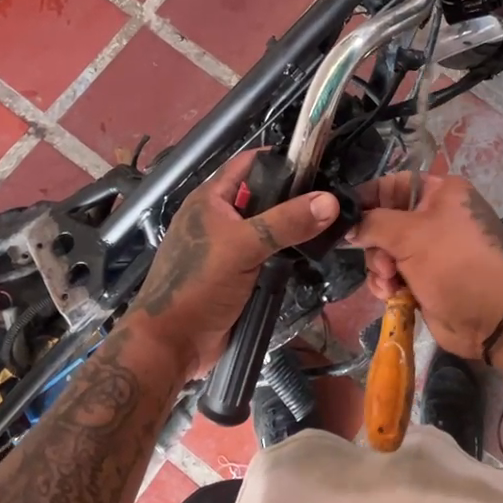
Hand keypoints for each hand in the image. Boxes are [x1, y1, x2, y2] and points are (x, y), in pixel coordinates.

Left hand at [127, 152, 340, 377]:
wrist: (171, 345)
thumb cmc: (198, 284)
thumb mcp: (244, 246)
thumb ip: (286, 223)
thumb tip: (330, 201)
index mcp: (210, 199)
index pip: (248, 164)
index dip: (279, 157)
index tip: (315, 160)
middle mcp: (217, 218)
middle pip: (261, 195)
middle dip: (291, 195)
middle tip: (330, 194)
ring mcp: (225, 247)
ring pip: (265, 227)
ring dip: (290, 226)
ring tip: (328, 221)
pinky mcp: (234, 274)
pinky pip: (264, 253)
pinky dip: (284, 251)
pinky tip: (308, 251)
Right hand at [349, 172, 502, 358]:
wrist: (493, 317)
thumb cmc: (454, 262)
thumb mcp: (411, 234)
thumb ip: (373, 223)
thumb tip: (349, 225)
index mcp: (441, 192)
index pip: (393, 184)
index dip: (368, 199)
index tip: (343, 216)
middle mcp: (436, 217)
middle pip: (385, 221)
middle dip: (377, 244)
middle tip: (384, 263)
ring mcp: (431, 250)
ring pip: (385, 251)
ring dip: (380, 268)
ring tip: (391, 283)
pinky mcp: (425, 279)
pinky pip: (394, 275)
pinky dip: (389, 285)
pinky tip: (392, 296)